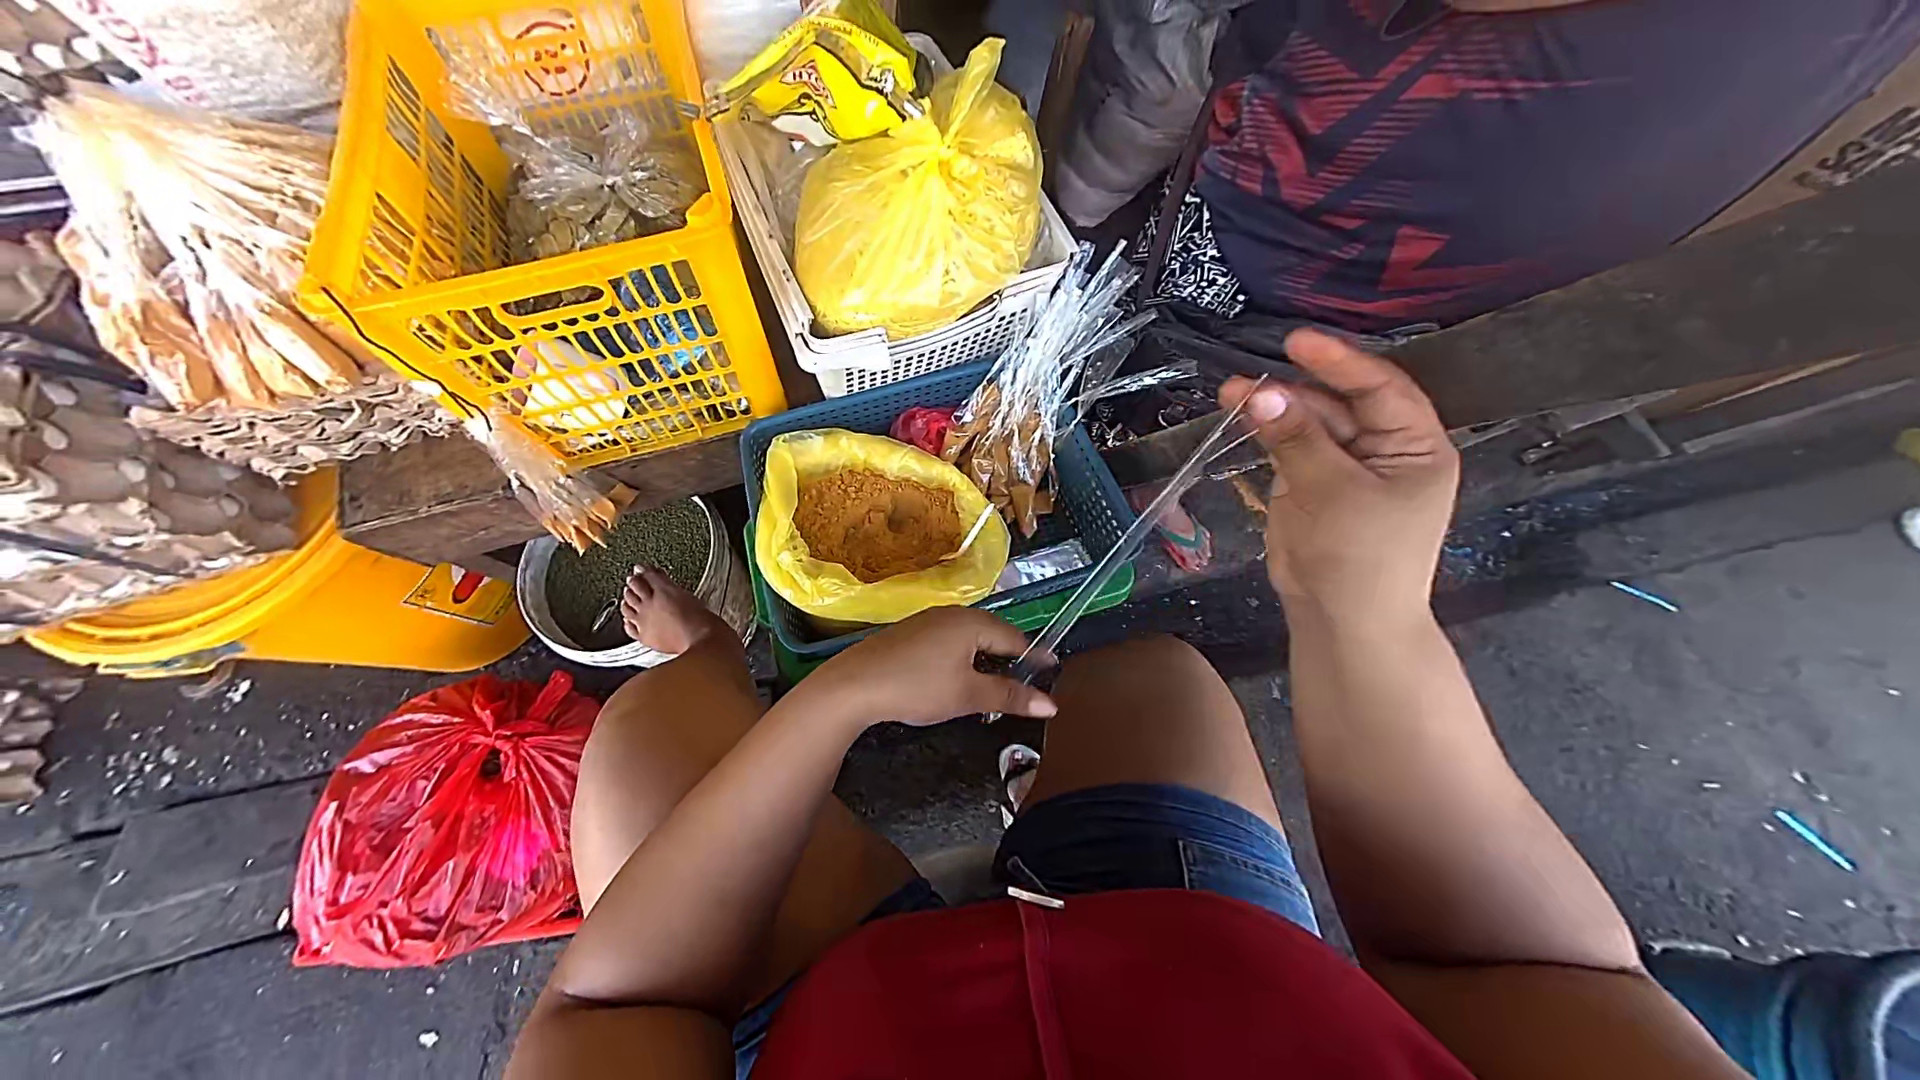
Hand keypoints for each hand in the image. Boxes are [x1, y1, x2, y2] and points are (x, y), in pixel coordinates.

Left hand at [803, 607, 1057, 727]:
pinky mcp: (909, 633)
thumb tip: (1051, 704)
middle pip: (992, 635)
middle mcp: (952, 614)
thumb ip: (1010, 696)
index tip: (1051, 675)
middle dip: (1009, 660)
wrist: (853, 685)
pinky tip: (954, 680)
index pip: (1016, 638)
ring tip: (991, 687)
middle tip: (1022, 686)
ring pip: (968, 639)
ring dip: (983, 661)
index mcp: (973, 622)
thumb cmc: (917, 687)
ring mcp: (928, 621)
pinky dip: (960, 659)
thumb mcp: (968, 695)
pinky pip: (947, 642)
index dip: (1034, 659)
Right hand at [1219, 329, 1457, 623]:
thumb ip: (1297, 441)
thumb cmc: (1361, 557)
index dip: (1339, 363)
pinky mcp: (1307, 486)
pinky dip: (1263, 435)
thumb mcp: (1333, 492)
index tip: (1298, 343)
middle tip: (1246, 383)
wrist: (1340, 617)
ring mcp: (1340, 468)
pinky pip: (1285, 449)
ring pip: (1305, 426)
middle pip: (1336, 405)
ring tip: (1231, 396)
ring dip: (1271, 411)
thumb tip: (1261, 396)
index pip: (1379, 389)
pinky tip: (1240, 419)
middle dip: (1293, 392)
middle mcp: (1379, 451)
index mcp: (1413, 447)